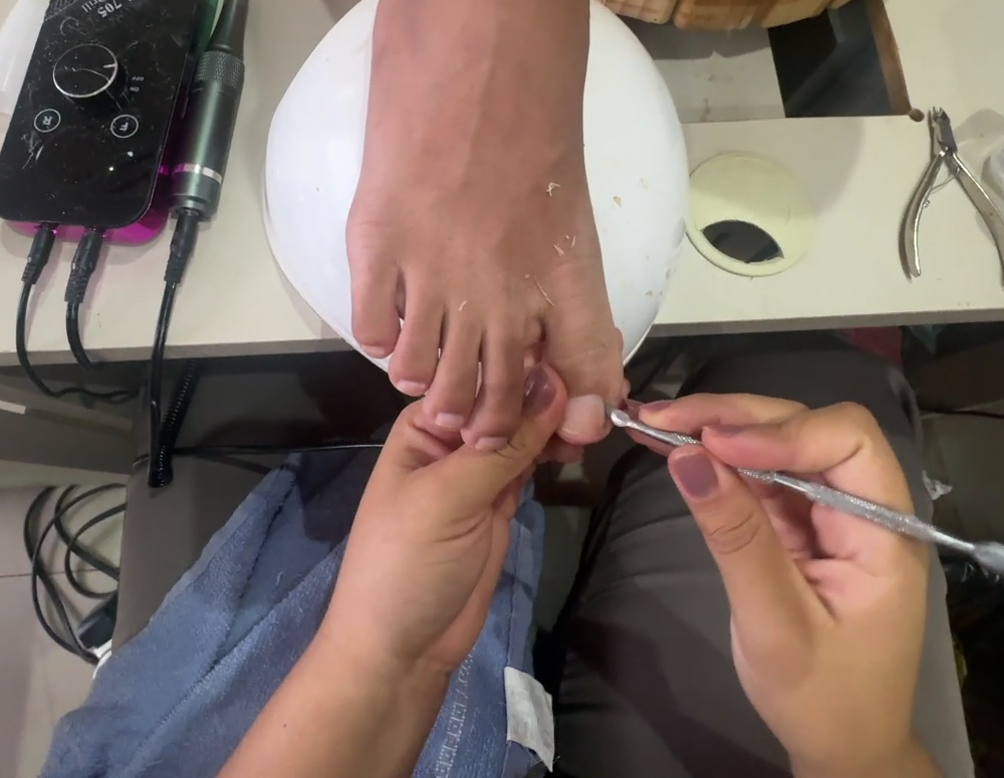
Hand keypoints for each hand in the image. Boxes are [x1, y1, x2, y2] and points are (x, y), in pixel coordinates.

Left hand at [321, 364, 587, 678]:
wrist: (402, 649)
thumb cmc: (406, 563)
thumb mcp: (449, 496)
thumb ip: (505, 444)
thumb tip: (554, 382)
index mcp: (427, 420)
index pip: (482, 376)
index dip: (528, 365)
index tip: (577, 355)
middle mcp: (454, 435)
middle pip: (508, 401)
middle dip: (550, 393)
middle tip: (601, 385)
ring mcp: (479, 468)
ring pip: (526, 430)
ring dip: (558, 422)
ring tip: (599, 412)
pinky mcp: (501, 498)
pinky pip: (533, 462)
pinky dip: (555, 452)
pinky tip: (581, 441)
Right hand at [347, 0, 624, 455]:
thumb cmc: (541, 65)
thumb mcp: (573, 161)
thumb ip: (563, 236)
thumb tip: (539, 282)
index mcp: (571, 261)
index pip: (589, 367)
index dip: (583, 408)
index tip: (571, 420)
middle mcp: (508, 281)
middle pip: (498, 389)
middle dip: (494, 416)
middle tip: (482, 414)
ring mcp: (438, 261)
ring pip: (434, 372)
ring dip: (435, 385)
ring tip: (433, 379)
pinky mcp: (377, 230)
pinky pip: (373, 324)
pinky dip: (382, 339)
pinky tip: (390, 328)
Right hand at [635, 395, 936, 777]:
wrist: (840, 748)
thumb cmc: (824, 700)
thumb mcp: (775, 626)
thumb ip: (736, 538)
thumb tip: (686, 457)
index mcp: (883, 529)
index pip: (847, 442)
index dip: (782, 431)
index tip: (715, 442)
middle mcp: (858, 504)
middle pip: (803, 427)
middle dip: (733, 416)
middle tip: (662, 416)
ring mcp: (823, 508)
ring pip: (772, 440)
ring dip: (714, 426)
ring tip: (653, 420)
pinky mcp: (792, 518)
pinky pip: (752, 470)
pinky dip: (711, 454)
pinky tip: (670, 442)